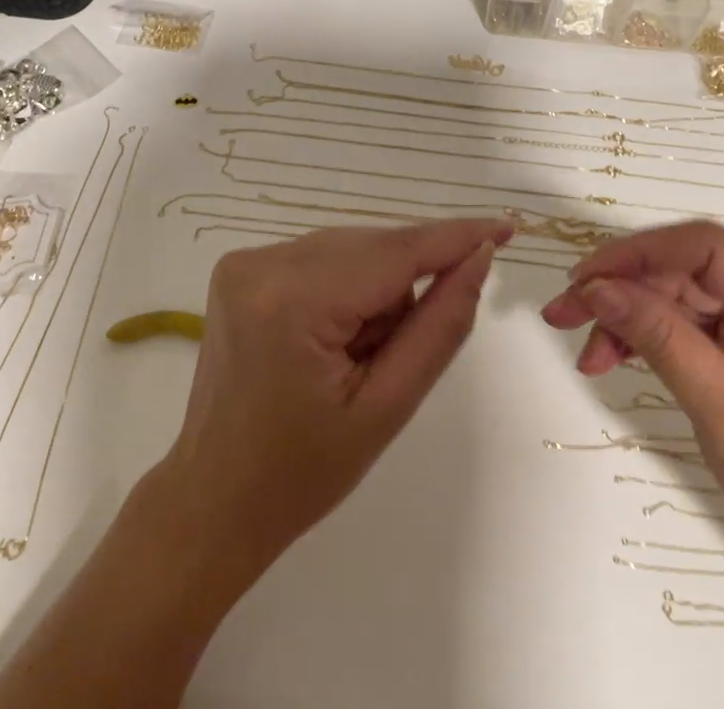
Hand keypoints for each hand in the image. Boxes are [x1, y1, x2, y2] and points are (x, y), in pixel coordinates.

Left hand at [158, 218, 510, 568]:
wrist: (217, 497)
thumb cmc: (303, 472)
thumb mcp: (387, 406)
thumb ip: (440, 325)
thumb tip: (478, 259)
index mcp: (292, 300)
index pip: (395, 251)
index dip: (455, 237)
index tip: (506, 226)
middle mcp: (261, 264)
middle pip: (371, 247)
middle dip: (404, 288)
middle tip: (393, 360)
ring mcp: (243, 264)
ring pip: (350, 251)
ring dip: (374, 294)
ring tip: (354, 364)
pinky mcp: (239, 272)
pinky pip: (321, 260)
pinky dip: (345, 292)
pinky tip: (333, 347)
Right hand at [540, 221, 723, 577]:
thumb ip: (663, 340)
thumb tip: (598, 287)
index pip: (710, 248)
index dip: (639, 254)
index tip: (582, 281)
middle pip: (689, 268)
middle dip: (622, 288)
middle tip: (561, 316)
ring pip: (681, 292)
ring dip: (628, 316)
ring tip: (587, 357)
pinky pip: (690, 321)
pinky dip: (647, 336)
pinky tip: (612, 358)